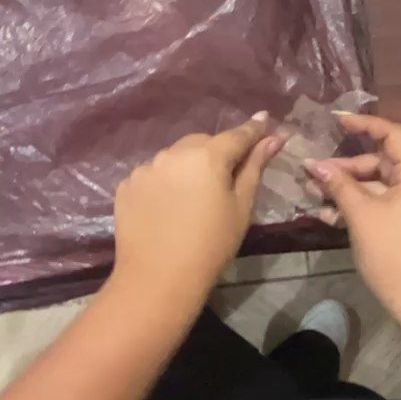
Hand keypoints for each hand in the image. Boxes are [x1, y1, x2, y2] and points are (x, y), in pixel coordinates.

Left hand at [111, 115, 280, 300]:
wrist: (158, 278)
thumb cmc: (211, 246)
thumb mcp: (241, 207)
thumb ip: (255, 167)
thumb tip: (273, 137)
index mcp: (207, 156)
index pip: (237, 135)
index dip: (253, 130)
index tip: (265, 121)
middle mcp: (173, 152)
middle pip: (202, 143)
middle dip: (216, 153)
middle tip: (225, 179)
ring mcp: (146, 167)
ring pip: (175, 157)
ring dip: (187, 167)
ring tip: (192, 198)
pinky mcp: (127, 185)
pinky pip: (153, 174)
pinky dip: (164, 182)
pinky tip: (168, 207)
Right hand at [309, 114, 400, 312]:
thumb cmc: (392, 251)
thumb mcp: (361, 215)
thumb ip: (339, 186)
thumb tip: (315, 165)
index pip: (393, 135)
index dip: (366, 124)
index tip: (337, 122)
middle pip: (381, 162)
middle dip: (347, 167)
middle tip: (315, 174)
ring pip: (377, 186)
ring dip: (348, 188)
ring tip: (315, 195)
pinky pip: (381, 205)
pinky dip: (358, 206)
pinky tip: (328, 216)